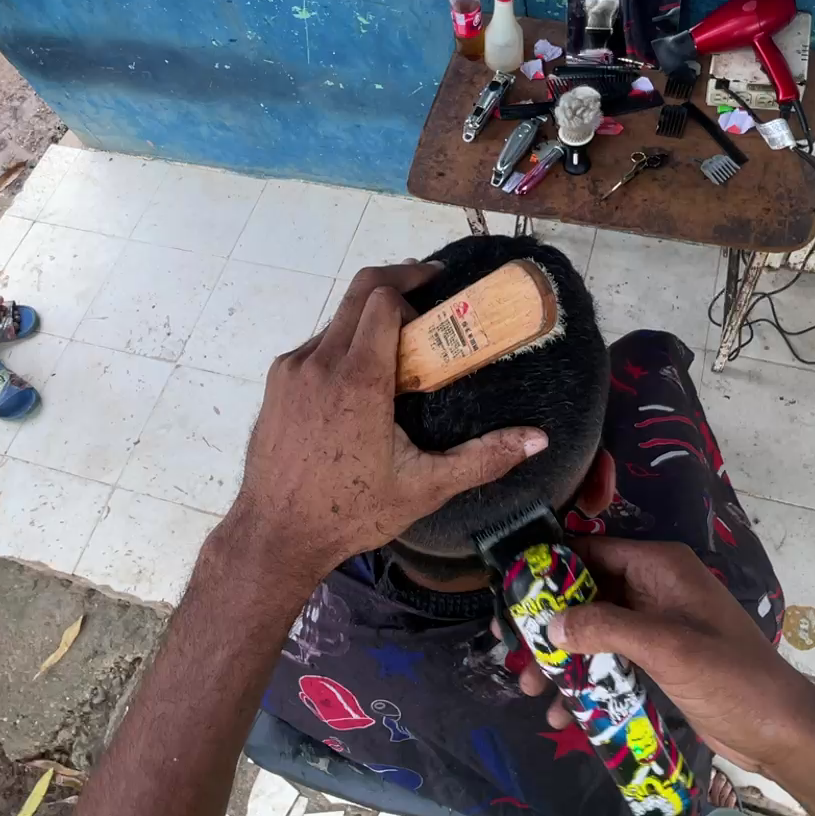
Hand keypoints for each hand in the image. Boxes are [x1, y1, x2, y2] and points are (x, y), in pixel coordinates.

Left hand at [225, 262, 547, 581]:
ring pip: (338, 318)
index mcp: (359, 379)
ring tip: (401, 342)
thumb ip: (484, 457)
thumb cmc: (352, 511)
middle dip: (397, 280)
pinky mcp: (277, 381)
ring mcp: (293, 369)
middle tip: (429, 290)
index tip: (439, 291)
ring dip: (370, 317)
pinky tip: (363, 376)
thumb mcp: (426, 487)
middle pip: (359, 291)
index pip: (382, 298)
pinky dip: (345, 343)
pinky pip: (317, 343)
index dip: (413, 285)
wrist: (275, 534)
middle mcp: (321, 362)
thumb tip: (539, 439)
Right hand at [517, 536, 814, 775]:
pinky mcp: (656, 657)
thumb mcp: (666, 646)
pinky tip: (564, 711)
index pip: (592, 552)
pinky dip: (587, 678)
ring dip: (563, 658)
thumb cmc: (729, 674)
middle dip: (550, 623)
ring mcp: (654, 622)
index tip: (513, 595)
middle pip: (587, 594)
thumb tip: (551, 625)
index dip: (551, 570)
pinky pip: (610, 657)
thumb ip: (607, 628)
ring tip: (530, 690)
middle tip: (511, 649)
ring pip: (594, 629)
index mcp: (659, 565)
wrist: (780, 730)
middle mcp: (653, 586)